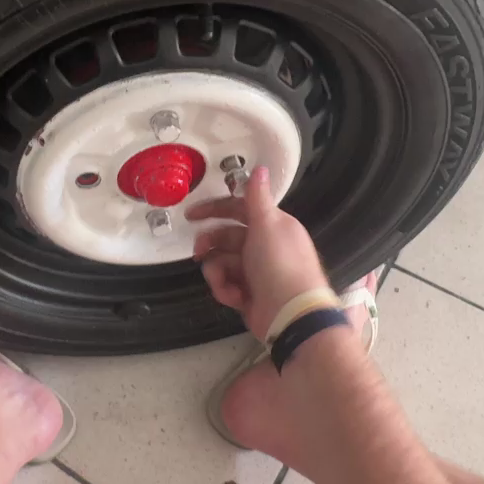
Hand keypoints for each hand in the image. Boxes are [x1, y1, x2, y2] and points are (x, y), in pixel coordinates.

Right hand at [187, 165, 331, 339]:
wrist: (291, 314)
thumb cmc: (282, 266)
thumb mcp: (268, 225)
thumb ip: (258, 197)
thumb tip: (260, 169)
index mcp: (272, 225)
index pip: (238, 210)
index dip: (215, 209)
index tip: (193, 214)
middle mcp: (264, 246)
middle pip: (226, 237)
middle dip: (210, 244)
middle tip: (198, 252)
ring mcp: (256, 271)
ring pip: (222, 262)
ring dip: (218, 272)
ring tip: (225, 283)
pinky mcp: (249, 293)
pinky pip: (226, 284)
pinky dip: (226, 290)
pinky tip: (235, 296)